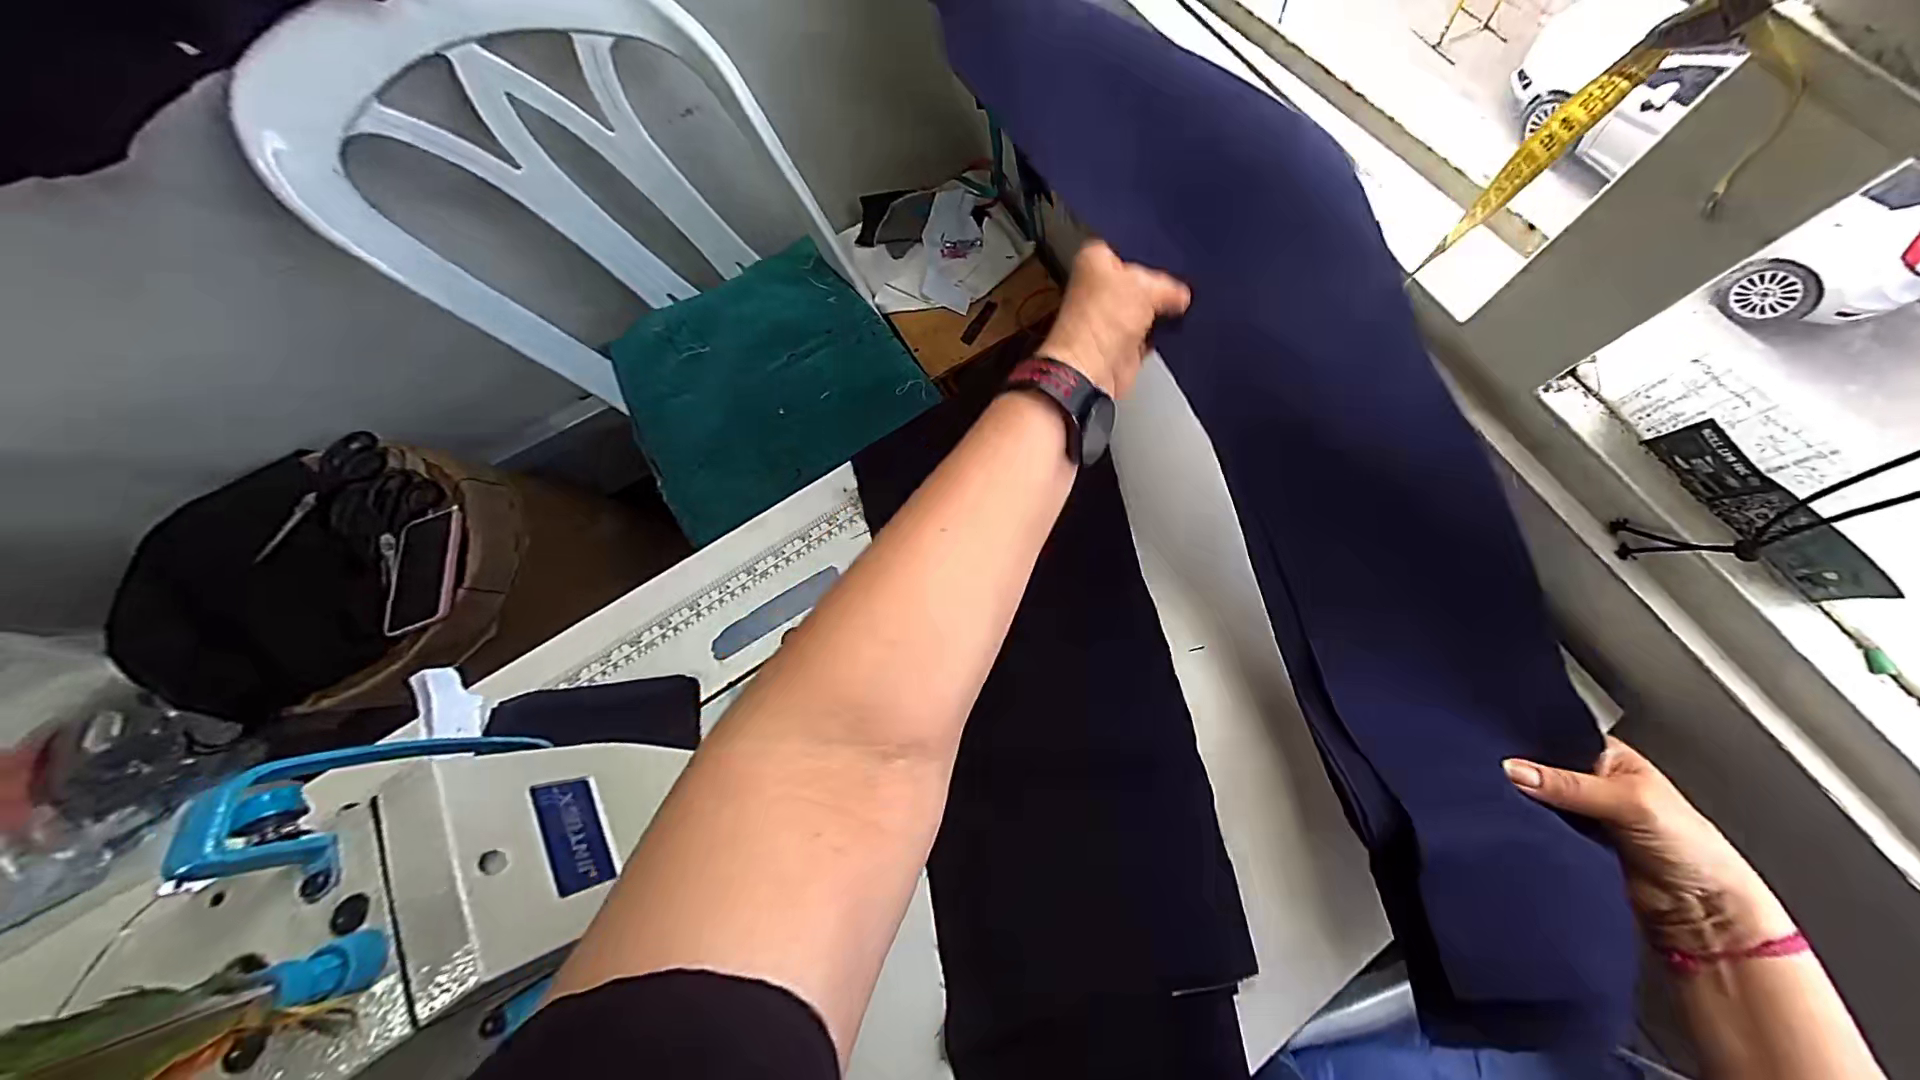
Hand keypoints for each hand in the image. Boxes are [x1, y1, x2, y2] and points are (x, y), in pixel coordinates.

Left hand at [1039, 240, 1190, 398]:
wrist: (1093, 370)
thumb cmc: (1098, 323)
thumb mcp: (1144, 284)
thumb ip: (1167, 284)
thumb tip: (1180, 294)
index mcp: (1093, 261)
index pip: (1125, 243)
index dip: (1148, 248)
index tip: (1170, 251)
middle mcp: (1100, 288)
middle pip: (1140, 277)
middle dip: (1160, 282)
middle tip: (1179, 281)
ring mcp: (1112, 317)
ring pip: (1148, 306)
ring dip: (1164, 309)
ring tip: (1180, 304)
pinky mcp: (1124, 343)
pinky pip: (1152, 333)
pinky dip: (1164, 332)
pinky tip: (1178, 325)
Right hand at [1505, 736, 1794, 953]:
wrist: (1706, 913)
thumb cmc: (1696, 851)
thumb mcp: (1630, 801)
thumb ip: (1570, 784)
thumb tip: (1512, 769)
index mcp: (1610, 756)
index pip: (1556, 737)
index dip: (1530, 742)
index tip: (1504, 751)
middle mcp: (1592, 780)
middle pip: (1540, 768)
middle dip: (1524, 775)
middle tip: (1509, 779)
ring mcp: (1580, 810)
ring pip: (1534, 797)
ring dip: (1526, 803)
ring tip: (1517, 804)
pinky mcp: (1569, 838)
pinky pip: (1536, 824)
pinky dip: (1528, 825)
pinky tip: (1523, 823)